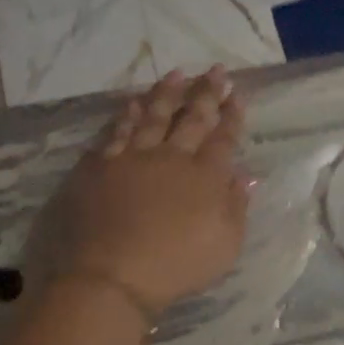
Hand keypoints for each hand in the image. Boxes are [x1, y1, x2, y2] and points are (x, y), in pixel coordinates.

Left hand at [58, 67, 250, 314]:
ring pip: (153, 116)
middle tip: (215, 70)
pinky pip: (116, 131)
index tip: (237, 94)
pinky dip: (127, 114)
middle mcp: (171, 157)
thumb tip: (244, 176)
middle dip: (206, 93)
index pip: (223, 139)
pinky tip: (132, 103)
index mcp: (205, 177)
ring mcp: (132, 158)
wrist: (112, 274)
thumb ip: (236, 208)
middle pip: (192, 118)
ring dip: (167, 94)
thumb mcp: (225, 246)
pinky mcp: (99, 166)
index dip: (231, 116)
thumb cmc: (177, 266)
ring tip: (176, 74)